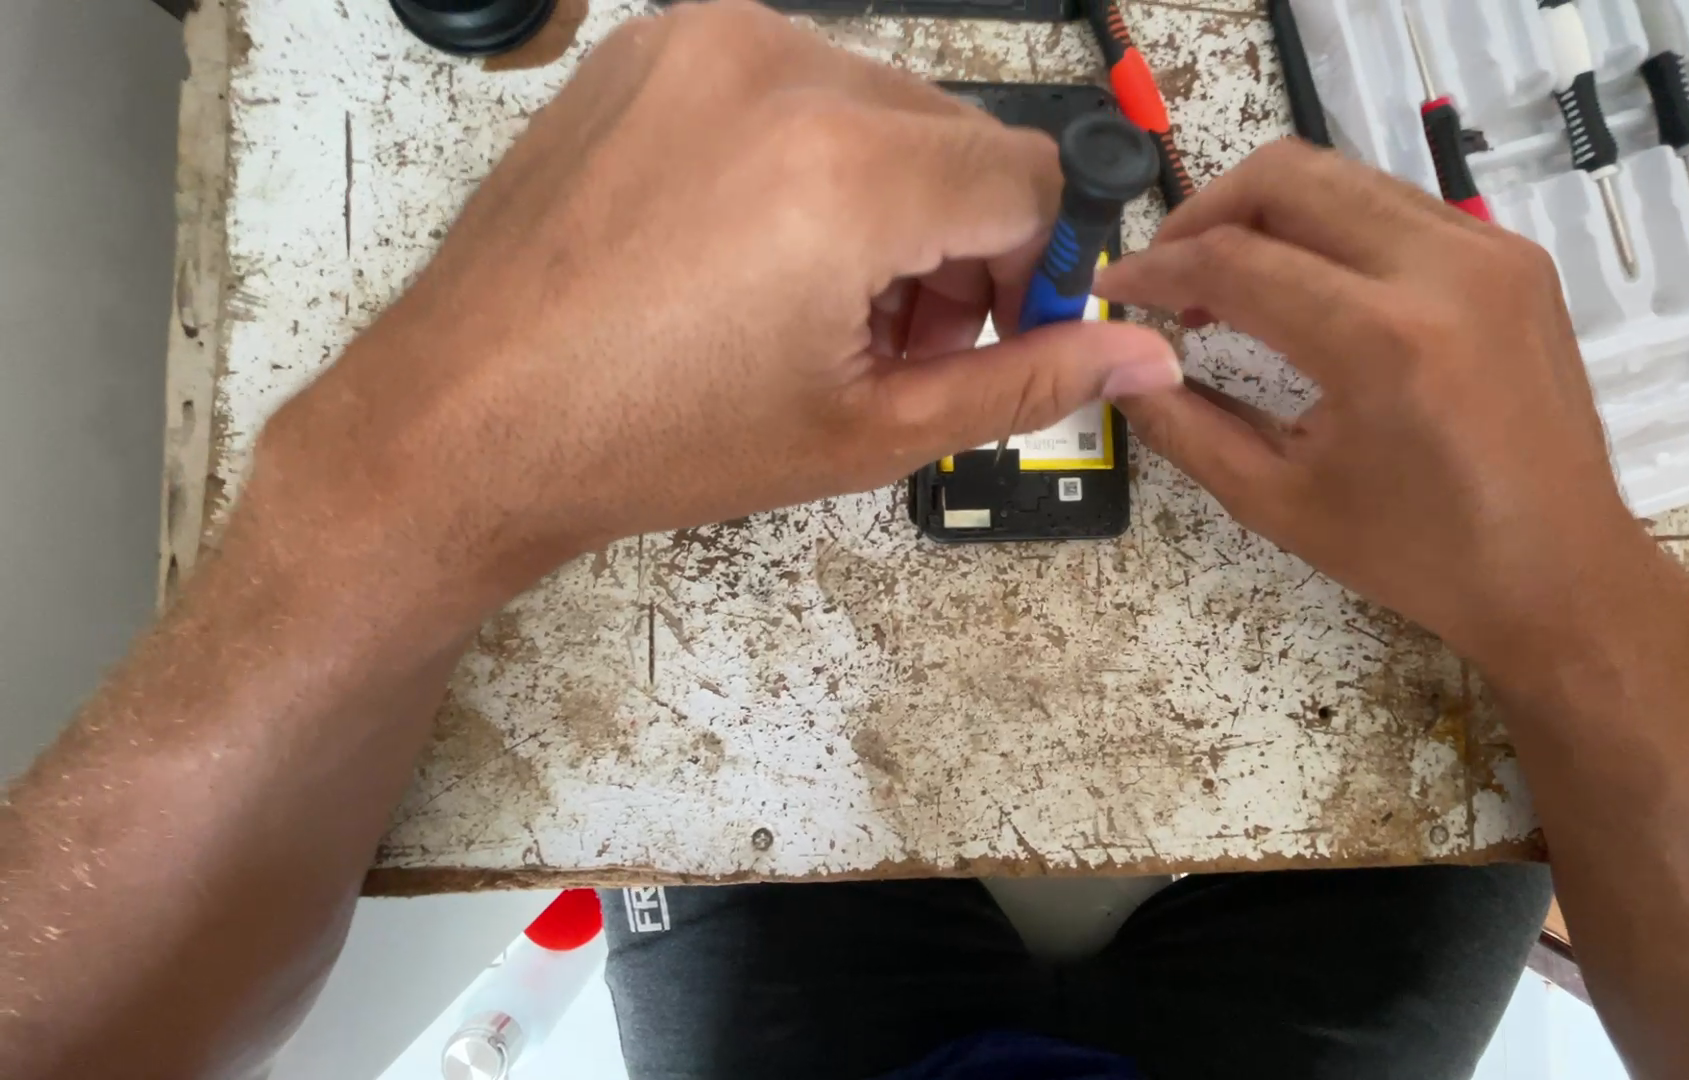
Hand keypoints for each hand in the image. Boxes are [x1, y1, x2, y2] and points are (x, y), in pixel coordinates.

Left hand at [249, 0, 1179, 612]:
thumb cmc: (672, 445)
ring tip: (828, 306)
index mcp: (848, 170)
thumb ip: (1024, 384)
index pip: (1029, 180)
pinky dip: (820, 164)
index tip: (984, 338)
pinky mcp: (652, 47)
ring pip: (885, 109)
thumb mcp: (873, 434)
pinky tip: (764, 253)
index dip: (1031, 270)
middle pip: (960, 139)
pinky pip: (797, 88)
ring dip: (895, 205)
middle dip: (961, 243)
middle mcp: (782, 66)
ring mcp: (705, 39)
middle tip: (899, 339)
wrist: (473, 424)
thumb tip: (1148, 357)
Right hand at [1097, 140, 1688, 676]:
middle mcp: (1444, 268)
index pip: (1235, 262)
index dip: (1155, 269)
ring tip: (1219, 285)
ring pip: (1340, 177)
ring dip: (1260, 216)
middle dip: (1201, 214)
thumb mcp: (1274, 501)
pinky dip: (1320, 228)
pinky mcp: (1509, 256)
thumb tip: (1121, 373)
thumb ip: (1184, 429)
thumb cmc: (1411, 552)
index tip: (1111, 286)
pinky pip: (1388, 204)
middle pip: (1288, 177)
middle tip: (1162, 272)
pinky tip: (1295, 288)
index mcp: (1382, 342)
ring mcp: (1489, 250)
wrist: (1558, 571)